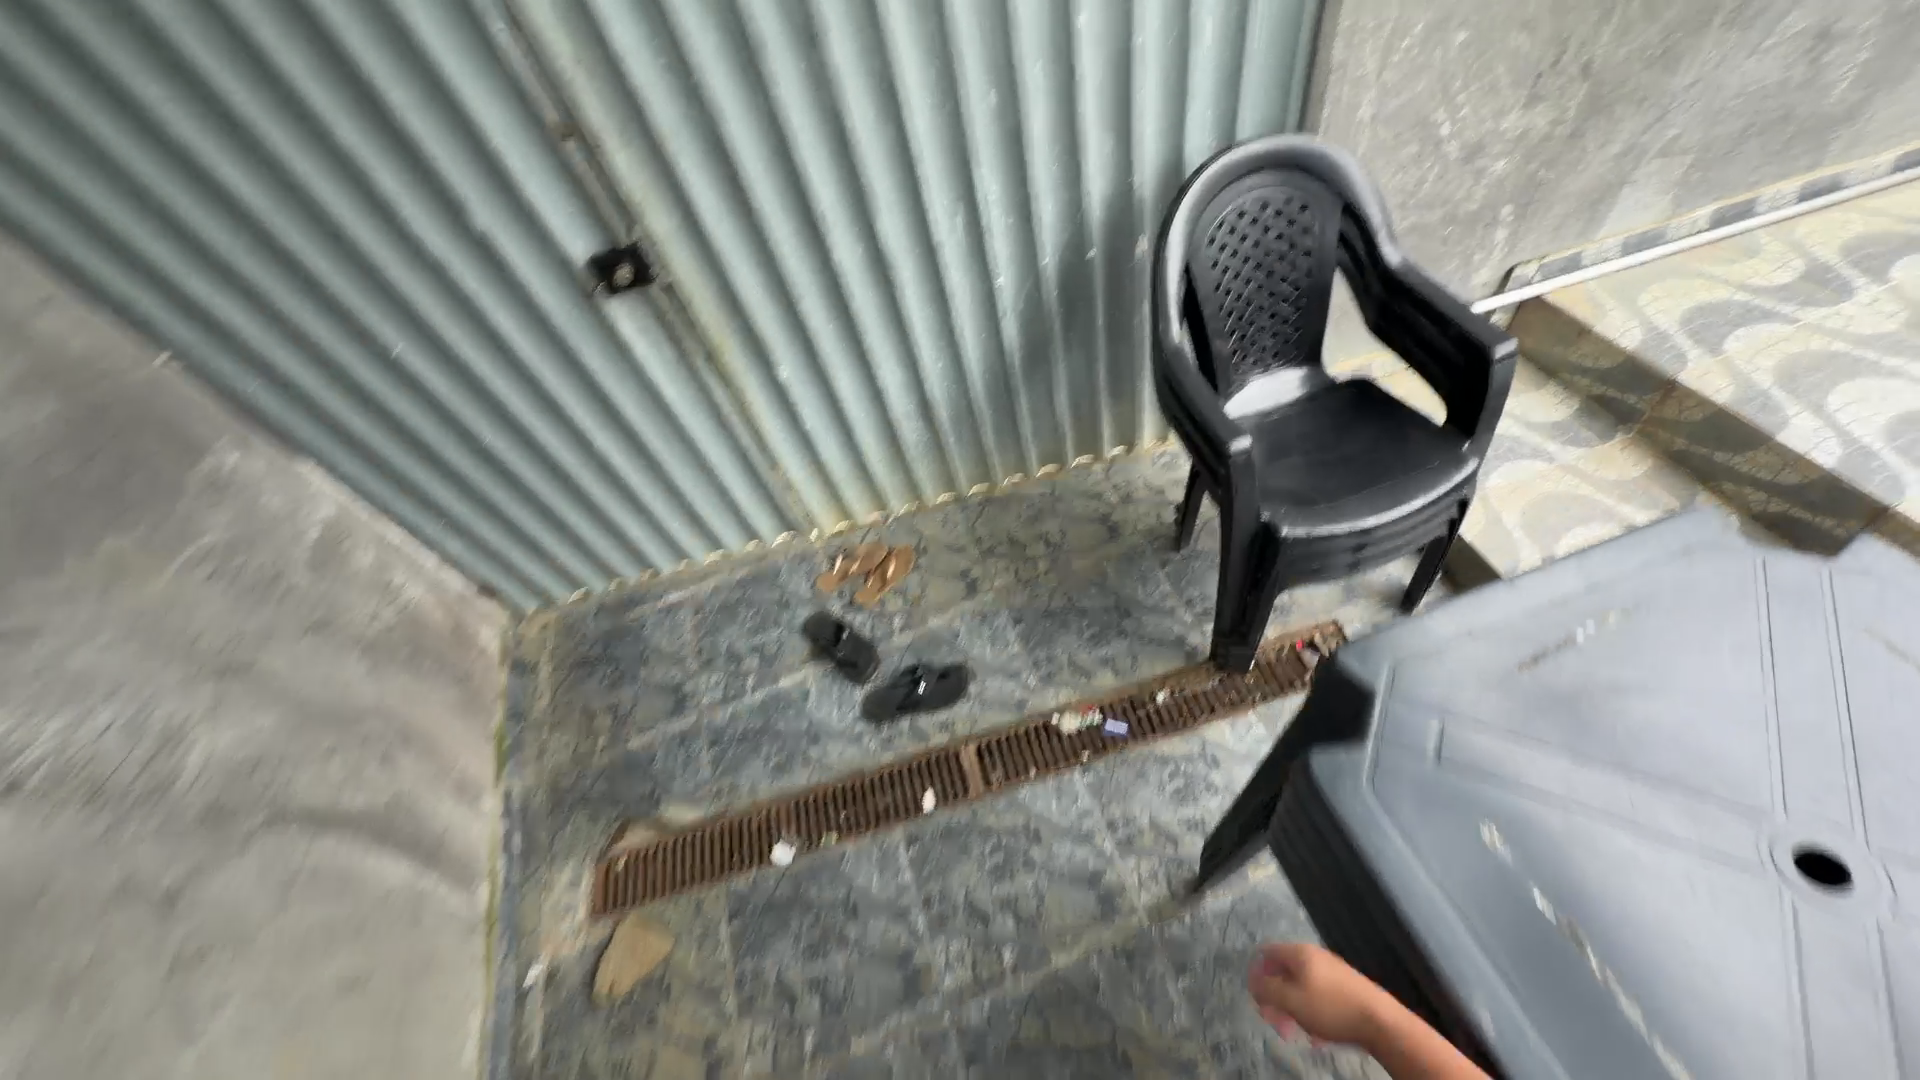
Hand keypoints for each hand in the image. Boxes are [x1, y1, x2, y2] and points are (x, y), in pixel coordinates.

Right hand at [1246, 942, 1394, 1047]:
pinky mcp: (1347, 990)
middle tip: (1276, 1023)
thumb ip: (1266, 988)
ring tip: (1298, 1033)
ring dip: (1293, 1010)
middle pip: (1284, 973)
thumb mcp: (1290, 1000)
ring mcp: (1333, 972)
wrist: (1382, 1023)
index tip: (1259, 1000)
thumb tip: (1252, 980)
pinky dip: (1312, 1014)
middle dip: (1276, 999)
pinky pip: (1319, 998)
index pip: (1266, 953)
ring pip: (1301, 988)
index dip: (1257, 974)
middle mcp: (1314, 957)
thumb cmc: (1330, 1008)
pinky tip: (1319, 1036)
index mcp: (1299, 953)